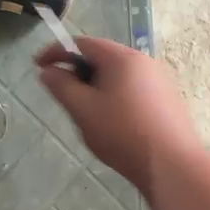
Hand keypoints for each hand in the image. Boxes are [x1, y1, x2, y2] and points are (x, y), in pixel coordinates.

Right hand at [36, 38, 204, 190]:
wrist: (172, 165)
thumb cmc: (122, 133)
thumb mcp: (83, 109)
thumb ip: (61, 86)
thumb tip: (48, 71)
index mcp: (122, 58)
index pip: (82, 43)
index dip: (56, 52)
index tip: (37, 66)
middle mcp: (143, 61)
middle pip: (101, 56)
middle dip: (76, 69)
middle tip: (60, 91)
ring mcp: (159, 80)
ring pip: (117, 73)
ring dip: (95, 83)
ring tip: (83, 108)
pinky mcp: (167, 99)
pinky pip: (131, 86)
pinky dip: (113, 94)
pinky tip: (109, 119)